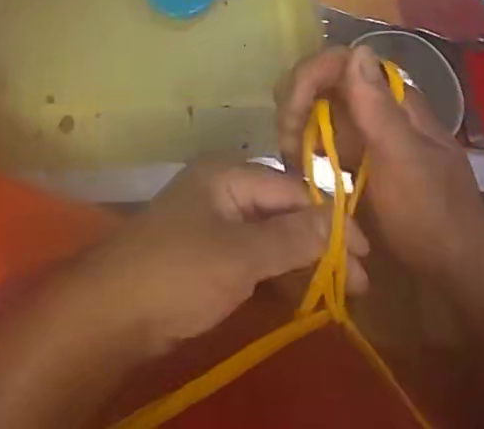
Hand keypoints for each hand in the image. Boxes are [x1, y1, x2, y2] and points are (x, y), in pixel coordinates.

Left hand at [65, 155, 366, 354]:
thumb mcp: (240, 255)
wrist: (113, 310)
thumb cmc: (179, 272)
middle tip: (362, 282)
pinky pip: (252, 254)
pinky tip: (303, 292)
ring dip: (303, 259)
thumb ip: (290, 238)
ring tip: (342, 291)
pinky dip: (278, 271)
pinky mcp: (206, 252)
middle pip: (282, 209)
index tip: (369, 253)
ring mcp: (212, 220)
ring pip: (269, 234)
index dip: (331, 218)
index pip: (292, 188)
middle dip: (321, 242)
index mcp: (227, 174)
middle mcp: (221, 188)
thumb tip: (336, 220)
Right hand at [275, 46, 483, 275]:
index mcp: (393, 97)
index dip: (308, 78)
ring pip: (315, 108)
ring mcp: (366, 132)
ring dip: (295, 127)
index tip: (292, 116)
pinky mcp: (356, 158)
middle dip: (296, 105)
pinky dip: (303, 147)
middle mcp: (376, 106)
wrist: (458, 272)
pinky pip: (319, 137)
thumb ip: (377, 107)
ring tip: (293, 162)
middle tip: (289, 146)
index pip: (338, 61)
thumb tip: (356, 48)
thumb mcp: (403, 159)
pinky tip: (300, 169)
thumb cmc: (432, 214)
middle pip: (320, 81)